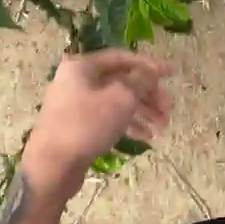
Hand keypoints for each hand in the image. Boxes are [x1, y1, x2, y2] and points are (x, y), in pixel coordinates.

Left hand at [21, 50, 173, 198]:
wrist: (51, 166)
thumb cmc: (87, 125)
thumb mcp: (122, 97)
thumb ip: (141, 80)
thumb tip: (150, 71)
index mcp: (83, 67)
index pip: (123, 58)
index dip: (150, 65)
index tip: (173, 73)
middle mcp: (77, 81)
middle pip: (122, 81)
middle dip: (149, 94)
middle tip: (169, 107)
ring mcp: (76, 104)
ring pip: (117, 101)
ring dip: (143, 111)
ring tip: (163, 126)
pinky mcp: (77, 125)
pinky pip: (108, 118)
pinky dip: (128, 123)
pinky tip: (147, 137)